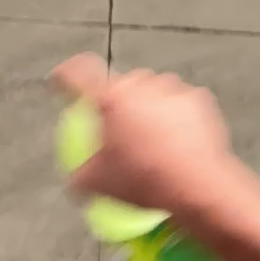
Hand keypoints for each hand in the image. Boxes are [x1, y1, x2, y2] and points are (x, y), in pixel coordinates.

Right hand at [50, 53, 243, 218]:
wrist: (199, 186)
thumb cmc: (144, 182)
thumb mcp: (98, 184)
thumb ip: (79, 174)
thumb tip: (75, 176)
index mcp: (109, 98)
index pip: (77, 73)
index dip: (65, 75)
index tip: (61, 82)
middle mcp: (139, 84)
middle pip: (118, 84)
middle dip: (116, 101)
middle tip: (118, 129)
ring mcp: (171, 88)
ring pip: (151, 91)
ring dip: (147, 107)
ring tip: (152, 139)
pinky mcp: (199, 98)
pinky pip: (178, 102)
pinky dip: (174, 116)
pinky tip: (176, 140)